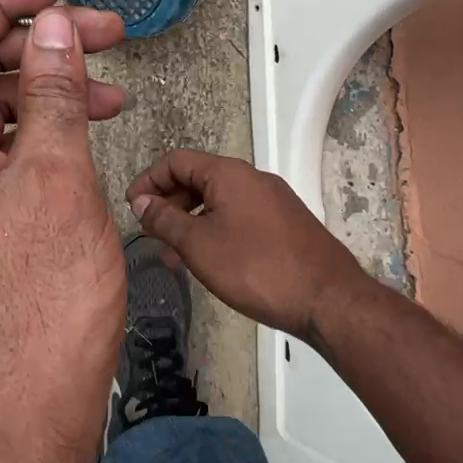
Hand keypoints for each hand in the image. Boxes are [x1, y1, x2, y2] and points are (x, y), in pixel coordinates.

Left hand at [0, 0, 127, 462]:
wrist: (22, 427)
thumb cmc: (29, 326)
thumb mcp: (53, 186)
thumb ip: (52, 96)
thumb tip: (52, 28)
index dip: (4, 2)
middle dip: (40, 45)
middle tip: (103, 31)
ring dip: (51, 87)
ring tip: (110, 79)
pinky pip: (7, 149)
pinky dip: (49, 129)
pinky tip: (92, 123)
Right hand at [127, 148, 366, 340]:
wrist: (330, 301)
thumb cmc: (257, 268)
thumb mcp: (199, 245)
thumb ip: (165, 220)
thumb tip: (142, 202)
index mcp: (228, 173)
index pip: (175, 161)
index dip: (148, 181)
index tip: (132, 209)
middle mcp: (251, 178)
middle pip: (197, 179)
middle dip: (169, 205)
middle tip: (151, 236)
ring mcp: (272, 200)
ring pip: (218, 201)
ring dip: (191, 222)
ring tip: (176, 258)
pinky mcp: (286, 224)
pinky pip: (239, 216)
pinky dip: (216, 230)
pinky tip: (211, 261)